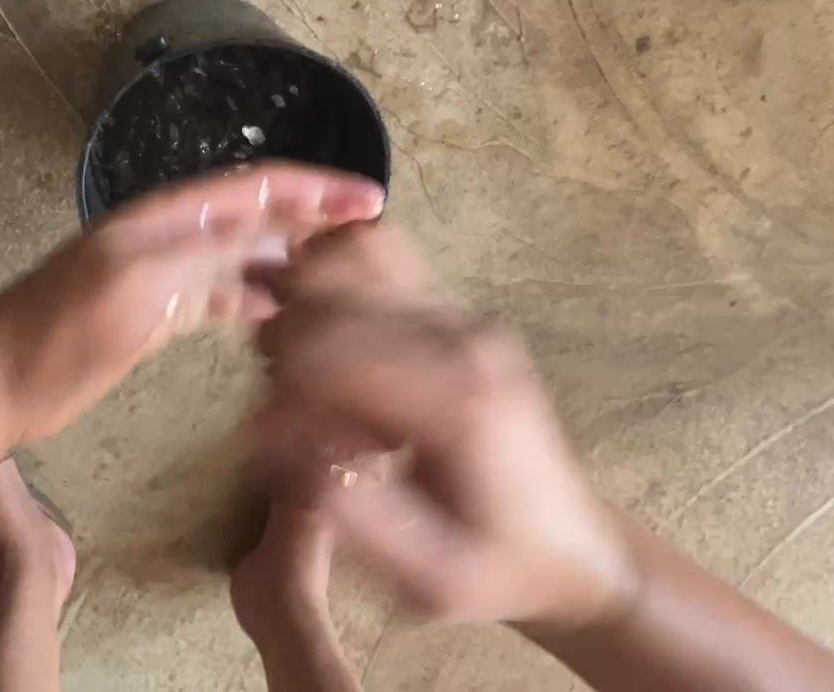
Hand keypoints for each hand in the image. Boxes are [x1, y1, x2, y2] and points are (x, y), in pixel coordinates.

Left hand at [0, 163, 385, 444]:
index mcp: (162, 218)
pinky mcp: (156, 315)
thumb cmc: (55, 334)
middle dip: (310, 223)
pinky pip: (217, 298)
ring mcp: (161, 278)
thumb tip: (265, 228)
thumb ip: (197, 254)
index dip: (312, 189)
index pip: (251, 189)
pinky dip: (253, 301)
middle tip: (368, 243)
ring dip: (287, 262)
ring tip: (339, 282)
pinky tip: (282, 316)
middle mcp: (167, 238)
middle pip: (251, 219)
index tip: (370, 198)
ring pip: (239, 259)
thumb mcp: (131, 287)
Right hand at [253, 224, 635, 628]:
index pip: (330, 352)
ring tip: (292, 360)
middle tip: (278, 404)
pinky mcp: (453, 310)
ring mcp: (461, 315)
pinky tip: (318, 318)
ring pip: (351, 256)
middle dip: (282, 345)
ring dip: (301, 299)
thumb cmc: (496, 569)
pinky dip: (331, 272)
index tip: (262, 434)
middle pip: (329, 298)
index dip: (279, 389)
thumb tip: (278, 436)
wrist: (571, 547)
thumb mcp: (429, 577)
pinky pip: (378, 255)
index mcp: (459, 402)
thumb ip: (354, 510)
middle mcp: (462, 339)